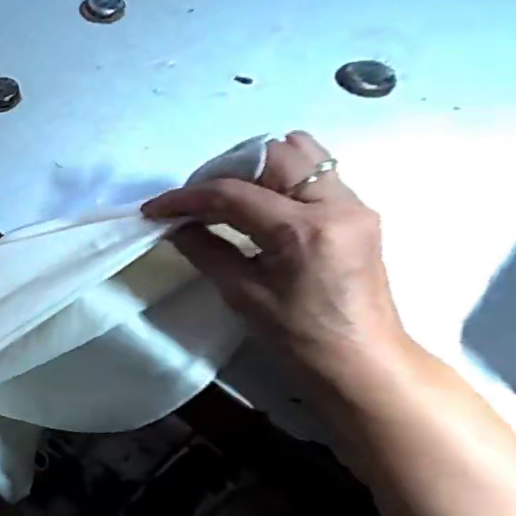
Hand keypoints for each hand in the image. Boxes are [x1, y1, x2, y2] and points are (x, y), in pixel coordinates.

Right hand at [143, 131, 410, 383]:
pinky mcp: (356, 211)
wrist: (360, 362)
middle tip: (193, 201)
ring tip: (224, 194)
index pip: (234, 194)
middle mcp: (336, 204)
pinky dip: (278, 177)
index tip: (154, 208)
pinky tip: (257, 199)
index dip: (187, 197)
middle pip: (271, 156)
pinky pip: (314, 172)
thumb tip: (175, 227)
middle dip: (222, 172)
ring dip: (254, 166)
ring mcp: (352, 203)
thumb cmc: (299, 338)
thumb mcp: (243, 295)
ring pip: (299, 154)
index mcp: (304, 230)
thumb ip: (206, 251)